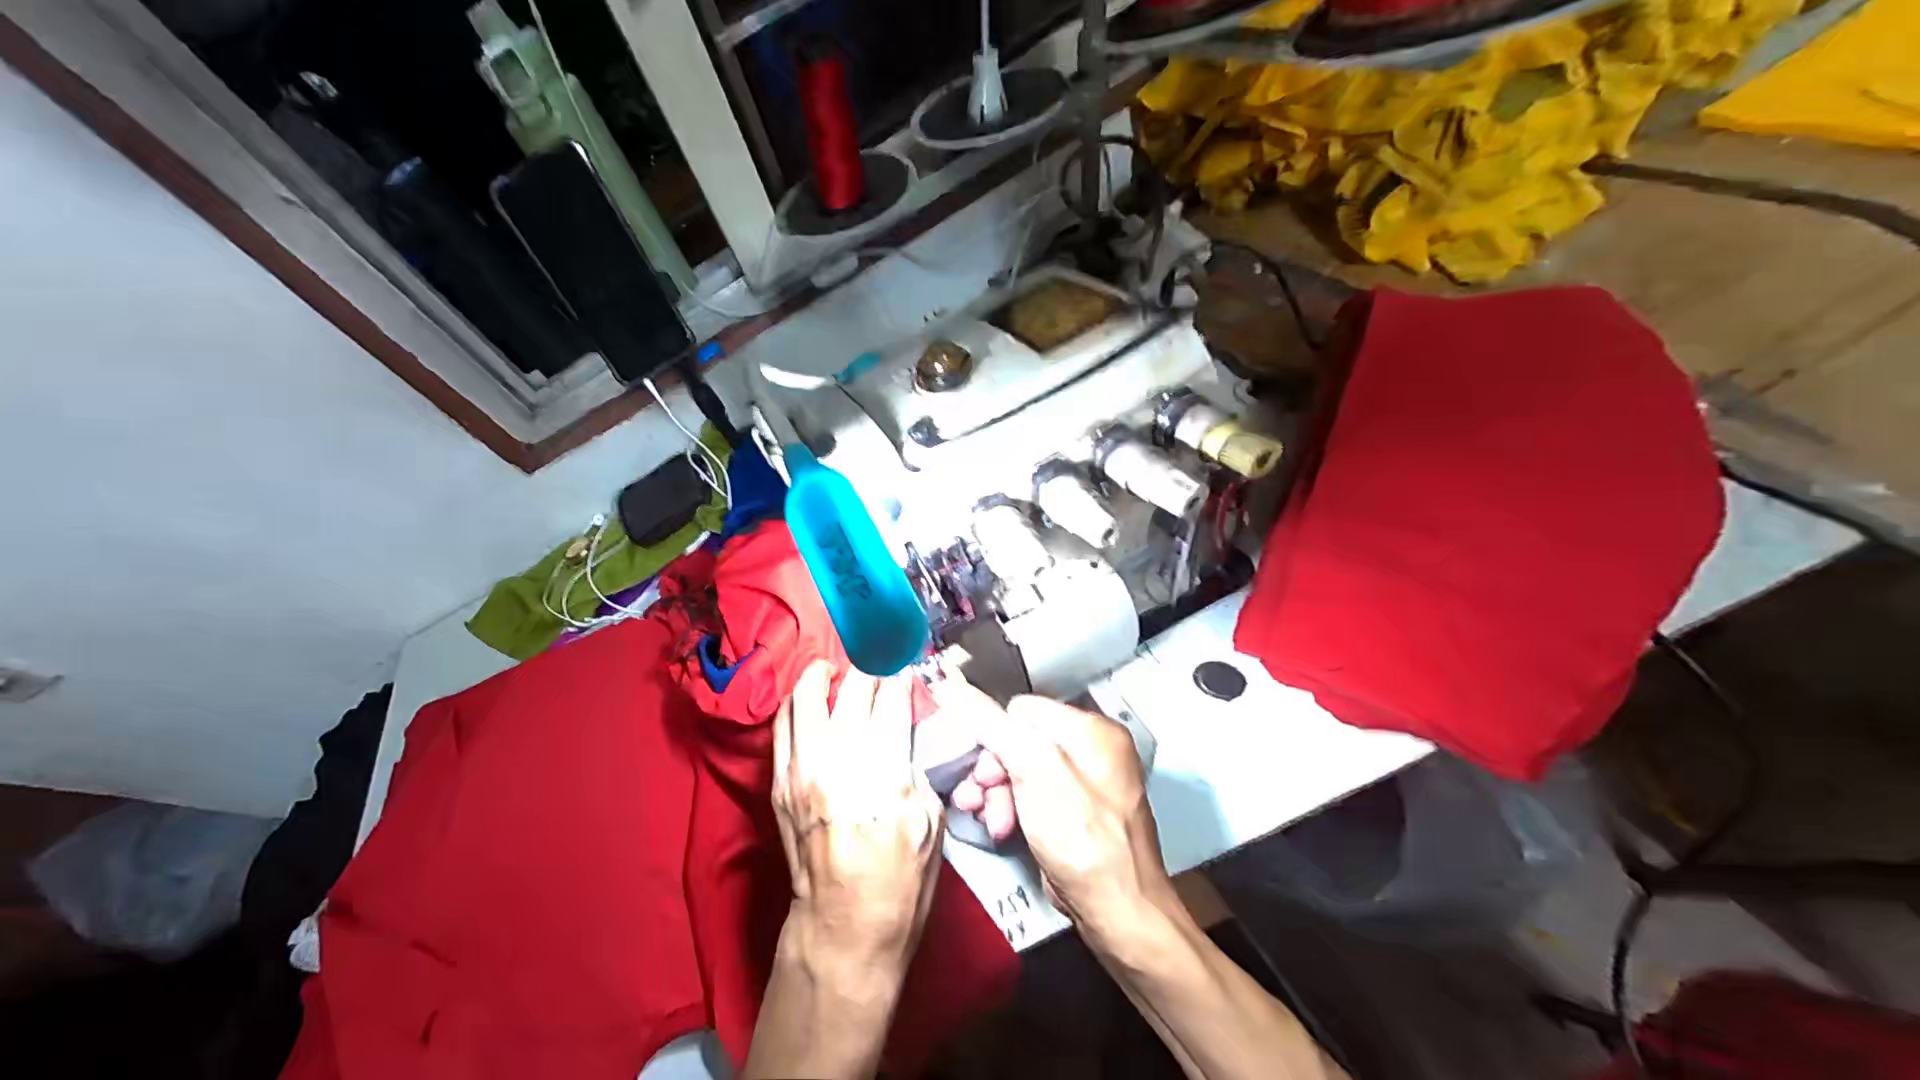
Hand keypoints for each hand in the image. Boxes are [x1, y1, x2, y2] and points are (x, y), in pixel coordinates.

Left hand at [771, 660, 944, 975]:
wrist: (843, 927)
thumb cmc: (900, 881)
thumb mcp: (931, 821)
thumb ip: (915, 768)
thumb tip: (903, 736)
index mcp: (881, 769)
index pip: (891, 700)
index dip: (901, 679)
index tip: (905, 672)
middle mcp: (836, 758)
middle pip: (851, 688)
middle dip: (870, 671)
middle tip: (879, 670)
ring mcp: (800, 768)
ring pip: (806, 696)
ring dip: (824, 675)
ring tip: (837, 673)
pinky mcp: (778, 782)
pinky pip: (782, 725)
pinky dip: (797, 705)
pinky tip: (810, 702)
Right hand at [966, 691, 1175, 937]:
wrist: (1118, 912)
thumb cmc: (1088, 843)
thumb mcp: (1032, 770)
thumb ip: (993, 726)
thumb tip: (956, 688)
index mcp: (1092, 730)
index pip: (1022, 710)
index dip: (995, 738)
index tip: (984, 769)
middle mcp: (1091, 752)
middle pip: (1018, 743)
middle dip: (993, 773)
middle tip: (981, 797)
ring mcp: (1083, 785)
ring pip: (1020, 772)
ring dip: (997, 795)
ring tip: (992, 820)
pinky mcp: (1073, 815)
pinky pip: (1031, 798)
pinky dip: (1012, 810)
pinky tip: (1003, 828)